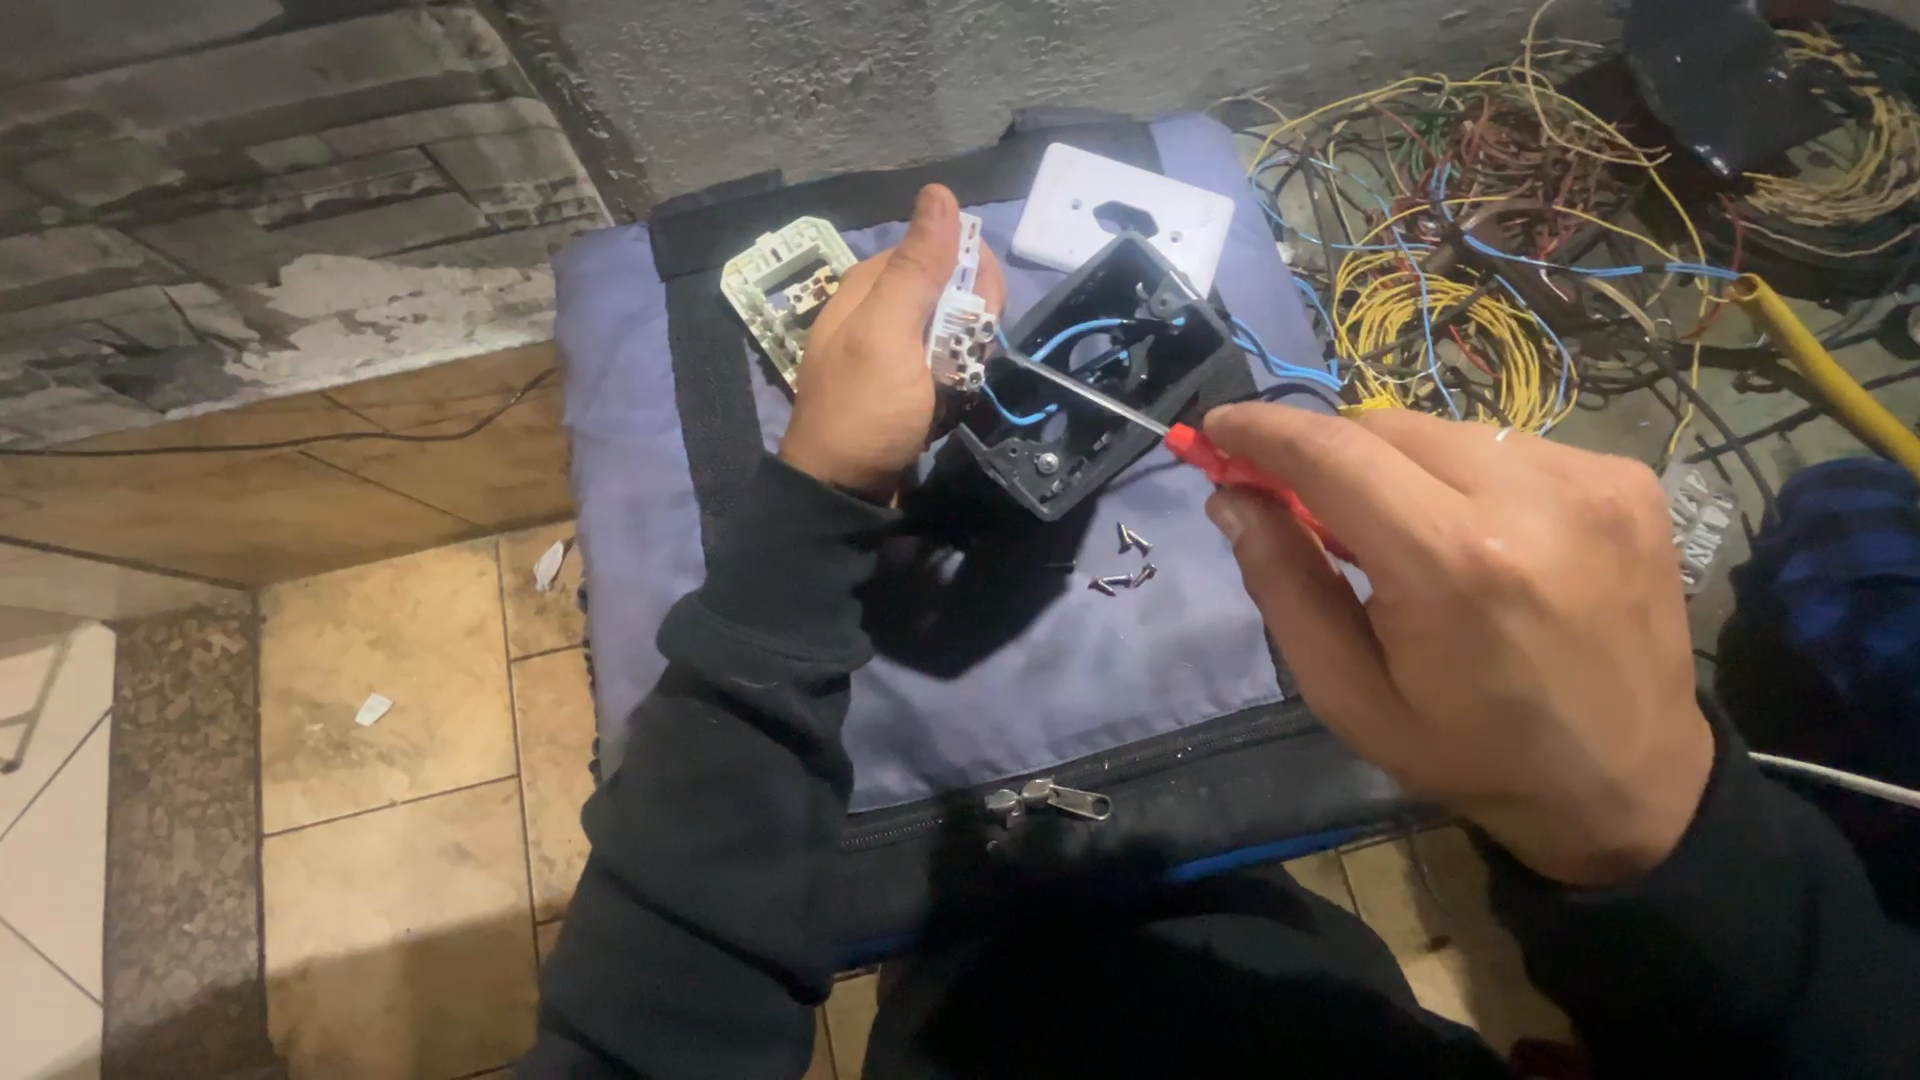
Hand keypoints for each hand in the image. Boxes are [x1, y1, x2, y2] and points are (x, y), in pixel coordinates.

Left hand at [780, 184, 1005, 497]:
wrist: (844, 490)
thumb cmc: (865, 410)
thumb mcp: (888, 333)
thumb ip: (916, 267)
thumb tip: (940, 192)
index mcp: (870, 289)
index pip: (937, 251)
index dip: (971, 273)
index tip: (986, 311)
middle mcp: (880, 313)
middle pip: (947, 293)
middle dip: (971, 322)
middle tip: (967, 361)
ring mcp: (892, 353)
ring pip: (950, 333)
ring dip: (967, 356)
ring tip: (958, 388)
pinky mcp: (903, 388)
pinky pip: (943, 369)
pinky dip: (954, 383)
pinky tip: (950, 403)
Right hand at [1203, 405, 1712, 886]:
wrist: (1631, 784)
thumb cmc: (1465, 750)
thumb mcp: (1343, 689)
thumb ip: (1281, 583)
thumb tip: (1232, 499)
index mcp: (1454, 564)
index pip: (1333, 456)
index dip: (1263, 432)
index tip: (1216, 428)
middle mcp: (1533, 497)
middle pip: (1380, 427)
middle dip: (1319, 453)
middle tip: (1287, 497)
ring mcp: (1591, 479)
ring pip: (1435, 429)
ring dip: (1383, 463)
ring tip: (1382, 526)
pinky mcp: (1624, 477)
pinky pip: (1495, 444)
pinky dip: (1447, 472)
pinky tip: (1456, 529)